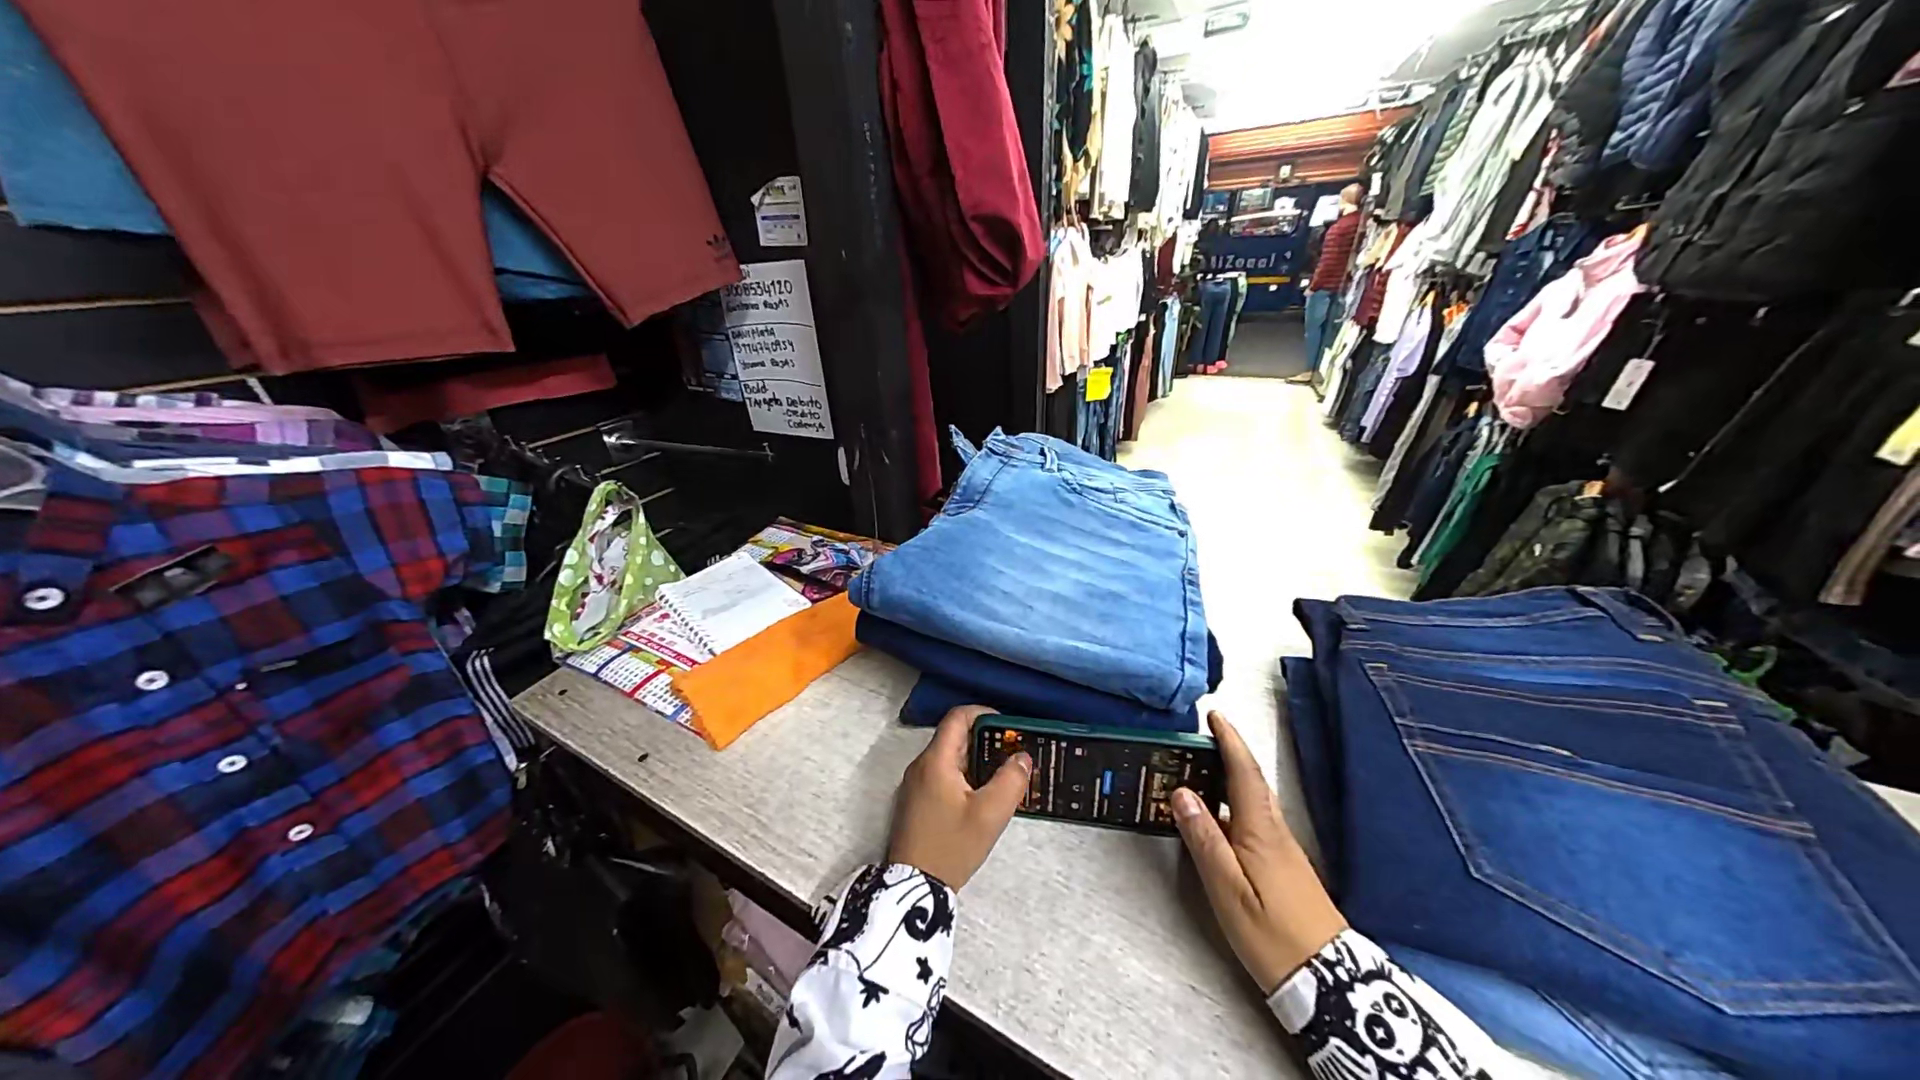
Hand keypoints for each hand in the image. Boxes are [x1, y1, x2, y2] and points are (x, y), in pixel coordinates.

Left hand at [887, 705, 1031, 888]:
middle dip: (986, 739)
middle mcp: (921, 765)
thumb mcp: (990, 815)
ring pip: (950, 757)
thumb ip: (1011, 780)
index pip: (957, 717)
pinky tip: (984, 795)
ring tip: (1005, 774)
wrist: (913, 887)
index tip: (1009, 727)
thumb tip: (1022, 757)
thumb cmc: (952, 846)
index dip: (984, 713)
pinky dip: (965, 775)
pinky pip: (943, 775)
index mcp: (935, 760)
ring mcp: (915, 784)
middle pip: (955, 736)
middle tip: (1014, 752)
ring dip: (977, 759)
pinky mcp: (916, 801)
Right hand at [1173, 712, 1347, 994]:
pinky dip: (1233, 804)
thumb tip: (1182, 795)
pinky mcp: (1284, 865)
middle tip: (1200, 738)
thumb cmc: (1274, 935)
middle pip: (1250, 782)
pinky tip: (1217, 817)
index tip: (1215, 716)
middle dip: (1227, 753)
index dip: (1229, 741)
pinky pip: (1254, 819)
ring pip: (1252, 800)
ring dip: (1229, 777)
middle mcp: (1275, 832)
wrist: (1330, 980)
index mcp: (1260, 831)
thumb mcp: (1228, 889)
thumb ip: (1204, 840)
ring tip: (1200, 770)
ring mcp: (1282, 849)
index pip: (1243, 773)